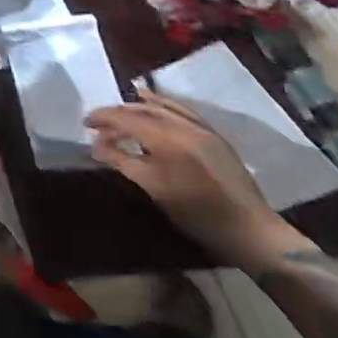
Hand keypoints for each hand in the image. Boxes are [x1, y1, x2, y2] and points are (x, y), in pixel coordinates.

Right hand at [85, 90, 314, 270]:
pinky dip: (163, 105)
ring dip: (137, 107)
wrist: (252, 233)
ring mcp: (205, 131)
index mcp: (167, 139)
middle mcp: (185, 127)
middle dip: (116, 113)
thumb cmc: (196, 212)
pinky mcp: (216, 138)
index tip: (85, 124)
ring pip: (163, 107)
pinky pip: (183, 112)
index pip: (125, 118)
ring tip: (120, 113)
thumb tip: (96, 145)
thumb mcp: (150, 186)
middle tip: (98, 123)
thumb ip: (119, 160)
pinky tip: (152, 104)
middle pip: (142, 109)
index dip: (101, 118)